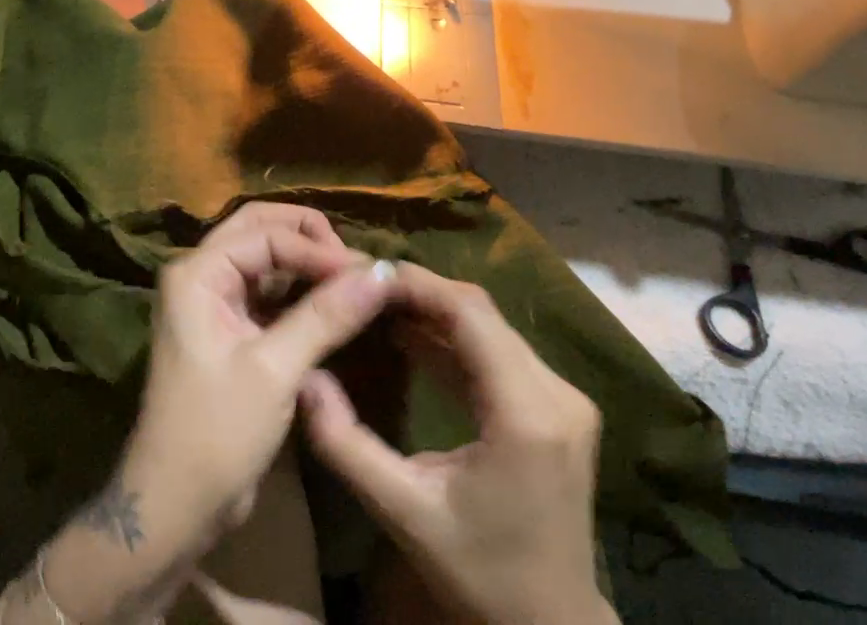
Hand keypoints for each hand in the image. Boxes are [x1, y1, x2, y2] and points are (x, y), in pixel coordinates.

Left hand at [122, 204, 394, 545]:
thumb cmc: (217, 429)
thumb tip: (380, 273)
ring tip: (358, 285)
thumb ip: (325, 316)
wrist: (177, 498)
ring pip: (264, 266)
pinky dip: (301, 298)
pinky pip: (267, 299)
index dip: (317, 249)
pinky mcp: (229, 336)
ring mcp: (213, 308)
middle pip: (258, 235)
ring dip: (308, 268)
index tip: (368, 274)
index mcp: (196, 275)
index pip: (264, 236)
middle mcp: (200, 279)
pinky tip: (338, 309)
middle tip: (359, 264)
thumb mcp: (274, 369)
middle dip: (309, 241)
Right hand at [299, 263, 613, 624]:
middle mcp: (557, 394)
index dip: (415, 284)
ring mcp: (563, 401)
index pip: (470, 314)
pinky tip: (408, 339)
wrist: (550, 624)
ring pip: (491, 328)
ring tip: (373, 304)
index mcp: (526, 414)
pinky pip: (499, 354)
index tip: (360, 276)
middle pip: (482, 313)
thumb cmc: (478, 570)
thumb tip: (303, 378)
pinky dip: (452, 340)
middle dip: (418, 293)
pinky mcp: (556, 411)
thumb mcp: (400, 509)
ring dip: (433, 313)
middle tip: (358, 288)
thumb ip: (345, 442)